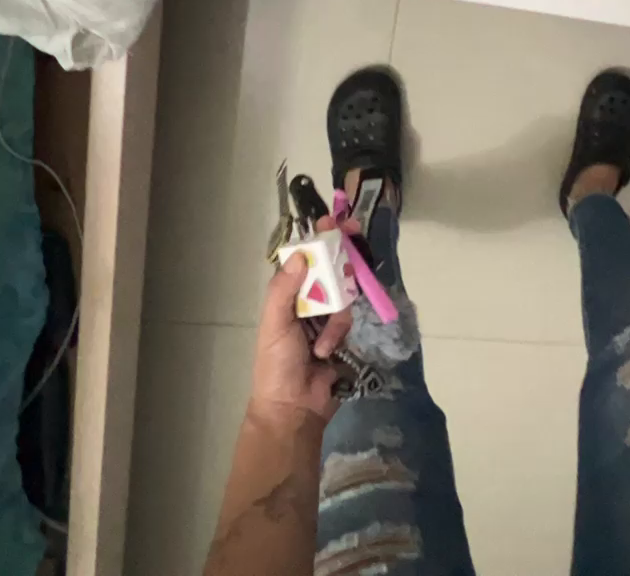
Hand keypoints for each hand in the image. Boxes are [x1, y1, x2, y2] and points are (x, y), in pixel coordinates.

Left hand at [247, 251, 353, 434]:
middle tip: (355, 235)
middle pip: (329, 268)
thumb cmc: (276, 364)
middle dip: (341, 254)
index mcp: (286, 294)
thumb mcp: (275, 325)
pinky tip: (327, 351)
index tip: (334, 223)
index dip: (319, 239)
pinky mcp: (342, 330)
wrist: (294, 407)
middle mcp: (307, 299)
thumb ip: (284, 290)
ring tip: (323, 339)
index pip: (305, 258)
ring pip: (342, 292)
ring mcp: (326, 315)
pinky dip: (338, 332)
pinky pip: (348, 316)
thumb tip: (302, 254)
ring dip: (335, 312)